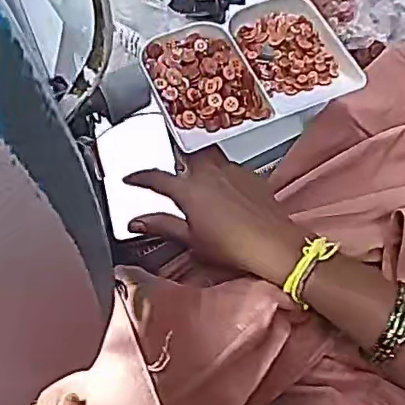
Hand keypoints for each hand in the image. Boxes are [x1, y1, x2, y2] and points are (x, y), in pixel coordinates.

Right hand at [124, 147, 309, 283]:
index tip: (131, 179)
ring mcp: (232, 170)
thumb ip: (162, 225)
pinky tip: (225, 193)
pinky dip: (222, 175)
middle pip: (185, 158)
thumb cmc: (232, 246)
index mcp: (189, 190)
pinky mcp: (251, 175)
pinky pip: (230, 167)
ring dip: (200, 167)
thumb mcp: (191, 239)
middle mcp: (209, 172)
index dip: (140, 178)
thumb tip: (137, 222)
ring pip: (209, 159)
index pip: (156, 178)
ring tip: (199, 186)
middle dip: (176, 166)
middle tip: (172, 182)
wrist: (273, 244)